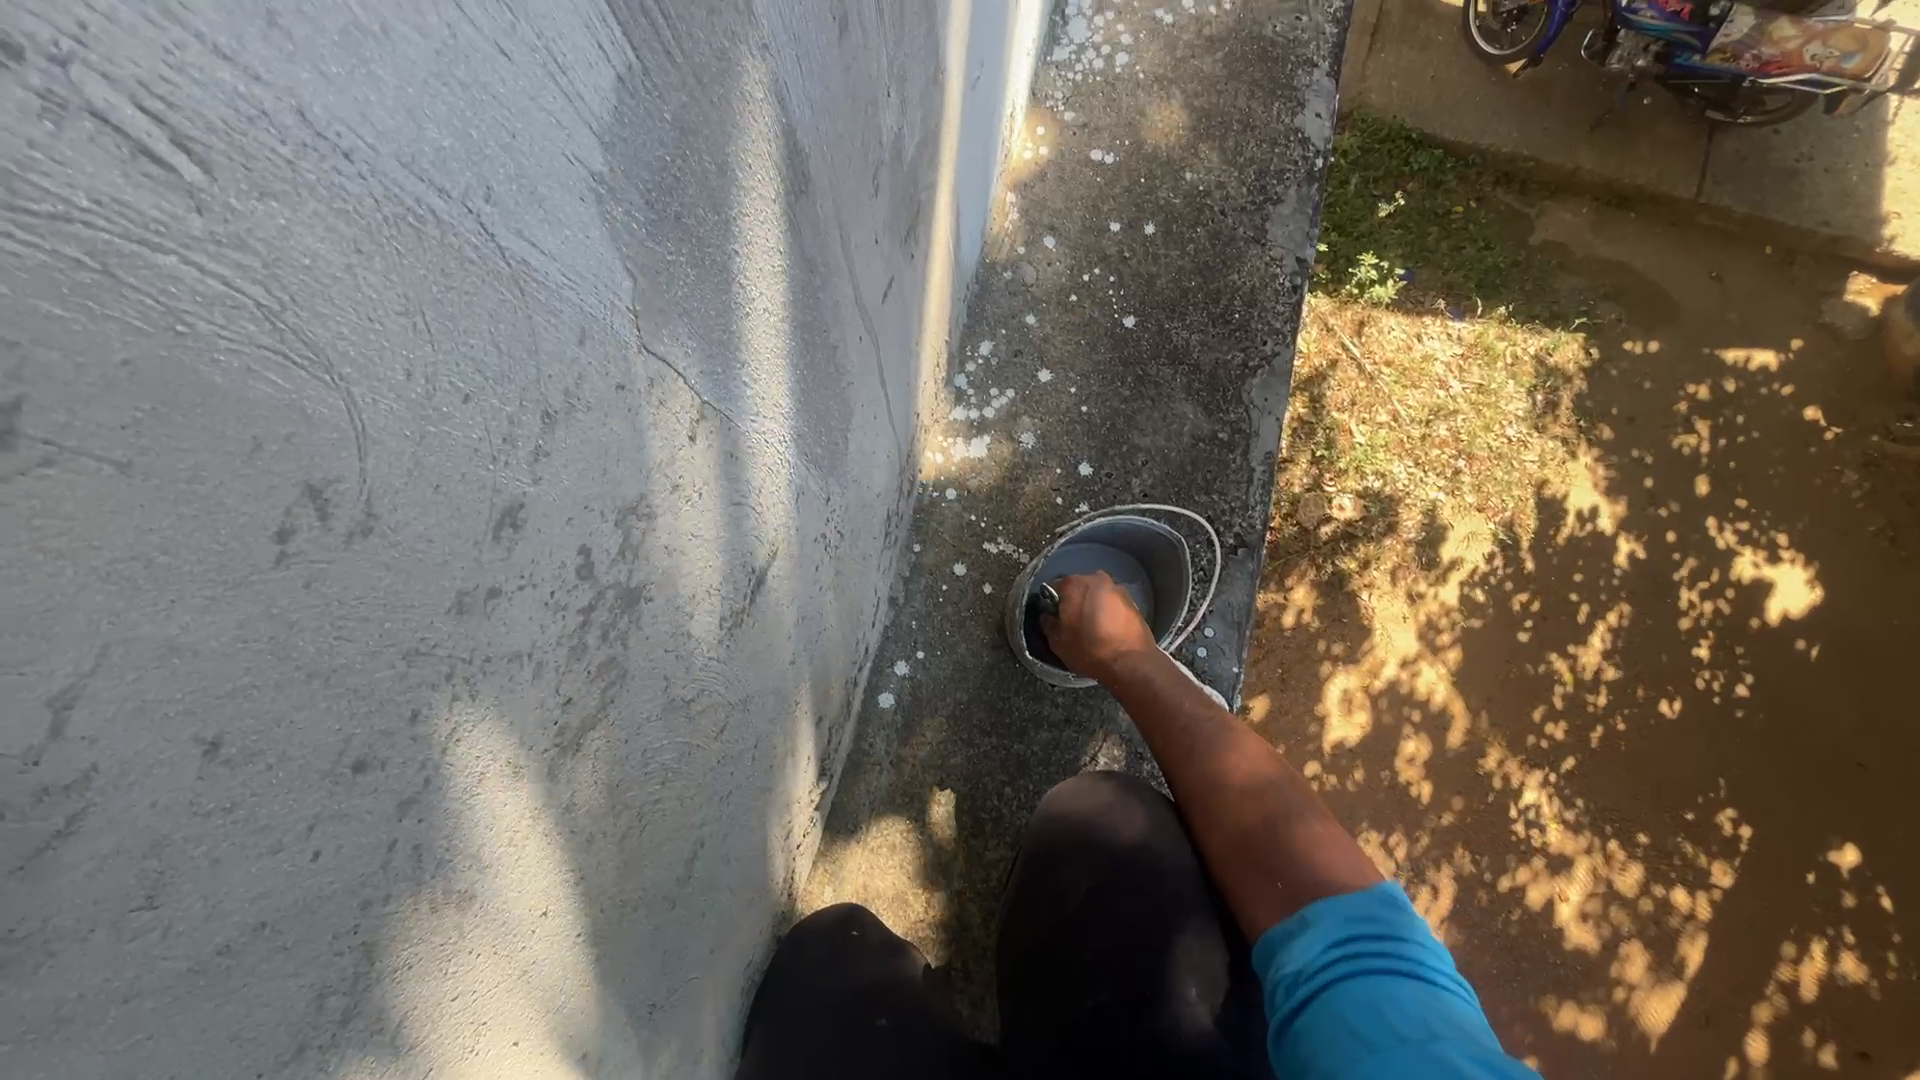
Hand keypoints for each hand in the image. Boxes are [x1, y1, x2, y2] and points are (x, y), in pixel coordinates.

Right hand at [1040, 571, 1159, 681]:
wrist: (1130, 662)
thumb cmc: (1089, 649)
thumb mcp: (1057, 641)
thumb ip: (1048, 623)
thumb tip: (1048, 616)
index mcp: (1074, 584)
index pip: (1055, 587)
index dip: (1053, 603)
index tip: (1055, 617)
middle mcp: (1097, 579)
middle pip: (1079, 588)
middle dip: (1075, 602)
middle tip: (1074, 623)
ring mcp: (1118, 589)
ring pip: (1098, 595)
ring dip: (1093, 606)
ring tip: (1093, 629)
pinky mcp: (1133, 602)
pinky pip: (1113, 604)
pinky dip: (1109, 613)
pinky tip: (1108, 631)